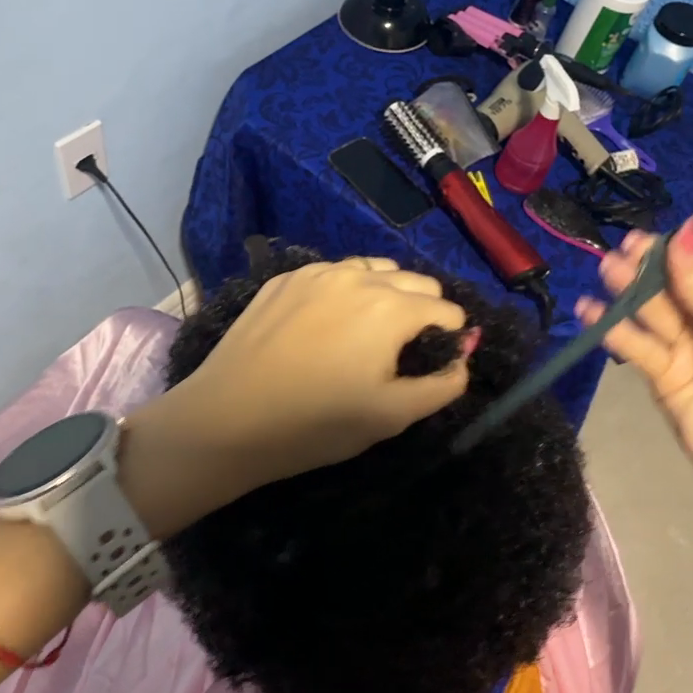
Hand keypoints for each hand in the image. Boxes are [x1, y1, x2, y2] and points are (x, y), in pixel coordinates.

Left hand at [181, 257, 468, 479]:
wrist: (228, 418)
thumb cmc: (316, 423)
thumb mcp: (392, 416)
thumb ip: (443, 384)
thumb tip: (464, 356)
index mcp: (392, 307)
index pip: (447, 311)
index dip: (450, 340)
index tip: (431, 366)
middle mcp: (358, 276)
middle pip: (416, 281)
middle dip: (423, 312)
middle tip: (402, 353)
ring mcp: (316, 272)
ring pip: (373, 269)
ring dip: (385, 294)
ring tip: (367, 334)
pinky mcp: (283, 279)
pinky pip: (332, 273)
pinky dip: (344, 291)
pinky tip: (325, 325)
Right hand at [575, 222, 692, 520]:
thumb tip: (680, 237)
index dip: (690, 242)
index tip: (664, 233)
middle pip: (676, 280)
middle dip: (652, 263)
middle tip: (626, 250)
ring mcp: (686, 347)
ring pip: (651, 308)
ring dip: (628, 288)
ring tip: (605, 270)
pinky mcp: (660, 376)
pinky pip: (634, 344)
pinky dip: (611, 327)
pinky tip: (591, 311)